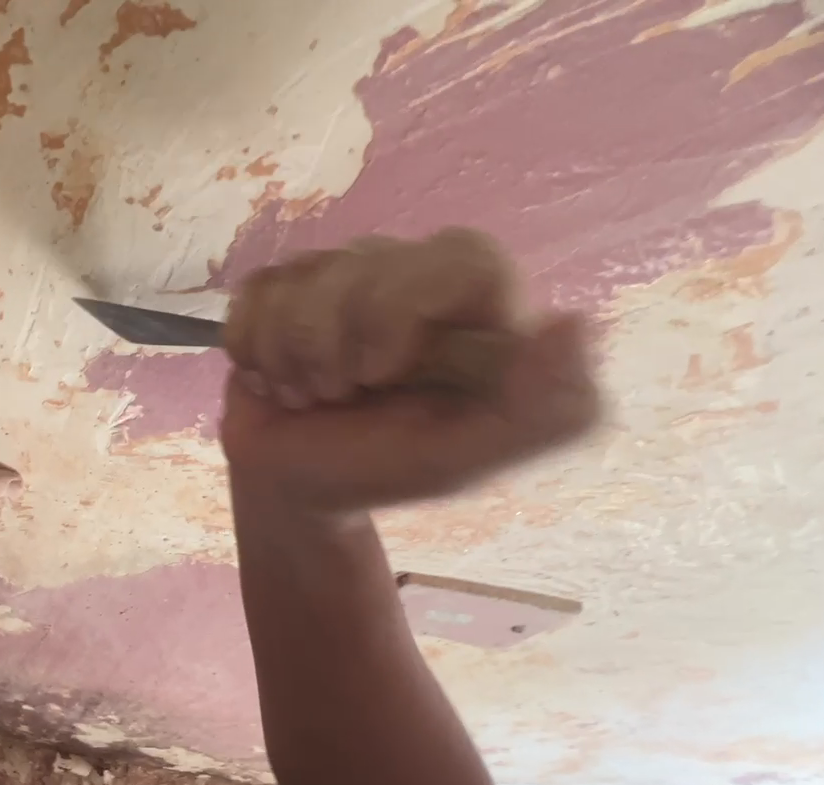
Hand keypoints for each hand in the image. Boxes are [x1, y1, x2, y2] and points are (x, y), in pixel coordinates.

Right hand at [219, 228, 601, 513]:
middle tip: (336, 395)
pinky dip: (251, 349)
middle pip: (363, 265)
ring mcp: (339, 279)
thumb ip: (540, 414)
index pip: (458, 256)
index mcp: (471, 313)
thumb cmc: (369, 473)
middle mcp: (410, 280)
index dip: (400, 309)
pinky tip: (272, 376)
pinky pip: (254, 293)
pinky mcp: (279, 291)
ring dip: (288, 358)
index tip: (377, 373)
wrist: (283, 488)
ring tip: (305, 394)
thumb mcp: (459, 463)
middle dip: (329, 345)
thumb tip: (571, 323)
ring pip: (301, 279)